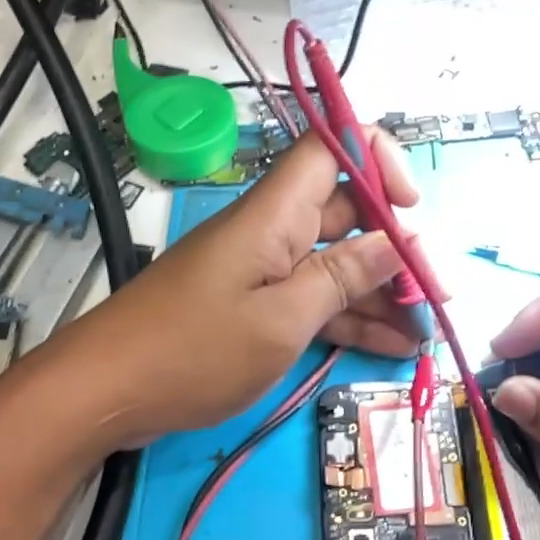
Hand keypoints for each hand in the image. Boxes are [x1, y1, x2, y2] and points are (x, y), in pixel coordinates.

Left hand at [45, 128, 425, 445]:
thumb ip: (341, 278)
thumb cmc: (194, 349)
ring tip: (424, 333)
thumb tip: (395, 243)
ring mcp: (263, 269)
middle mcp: (272, 229)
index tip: (412, 206)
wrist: (106, 391)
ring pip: (334, 263)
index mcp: (274, 212)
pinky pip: (312, 299)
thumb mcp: (280, 320)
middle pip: (346, 213)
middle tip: (433, 296)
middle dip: (395, 248)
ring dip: (378, 293)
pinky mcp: (254, 306)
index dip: (377, 160)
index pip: (330, 148)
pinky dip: (348, 319)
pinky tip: (391, 346)